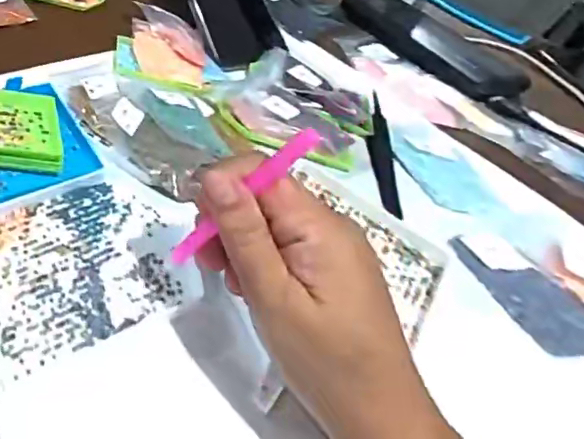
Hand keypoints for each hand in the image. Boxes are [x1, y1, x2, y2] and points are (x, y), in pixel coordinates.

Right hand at [194, 158, 456, 438]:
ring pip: (268, 217)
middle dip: (225, 216)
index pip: (260, 170)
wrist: (385, 426)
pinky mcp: (330, 267)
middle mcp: (329, 224)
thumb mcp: (274, 297)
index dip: (222, 183)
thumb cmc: (327, 364)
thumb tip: (214, 174)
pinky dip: (257, 255)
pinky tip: (250, 286)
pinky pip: (283, 240)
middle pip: (261, 193)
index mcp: (320, 225)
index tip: (198, 222)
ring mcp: (332, 246)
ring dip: (237, 238)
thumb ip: (243, 232)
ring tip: (228, 279)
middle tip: (208, 260)